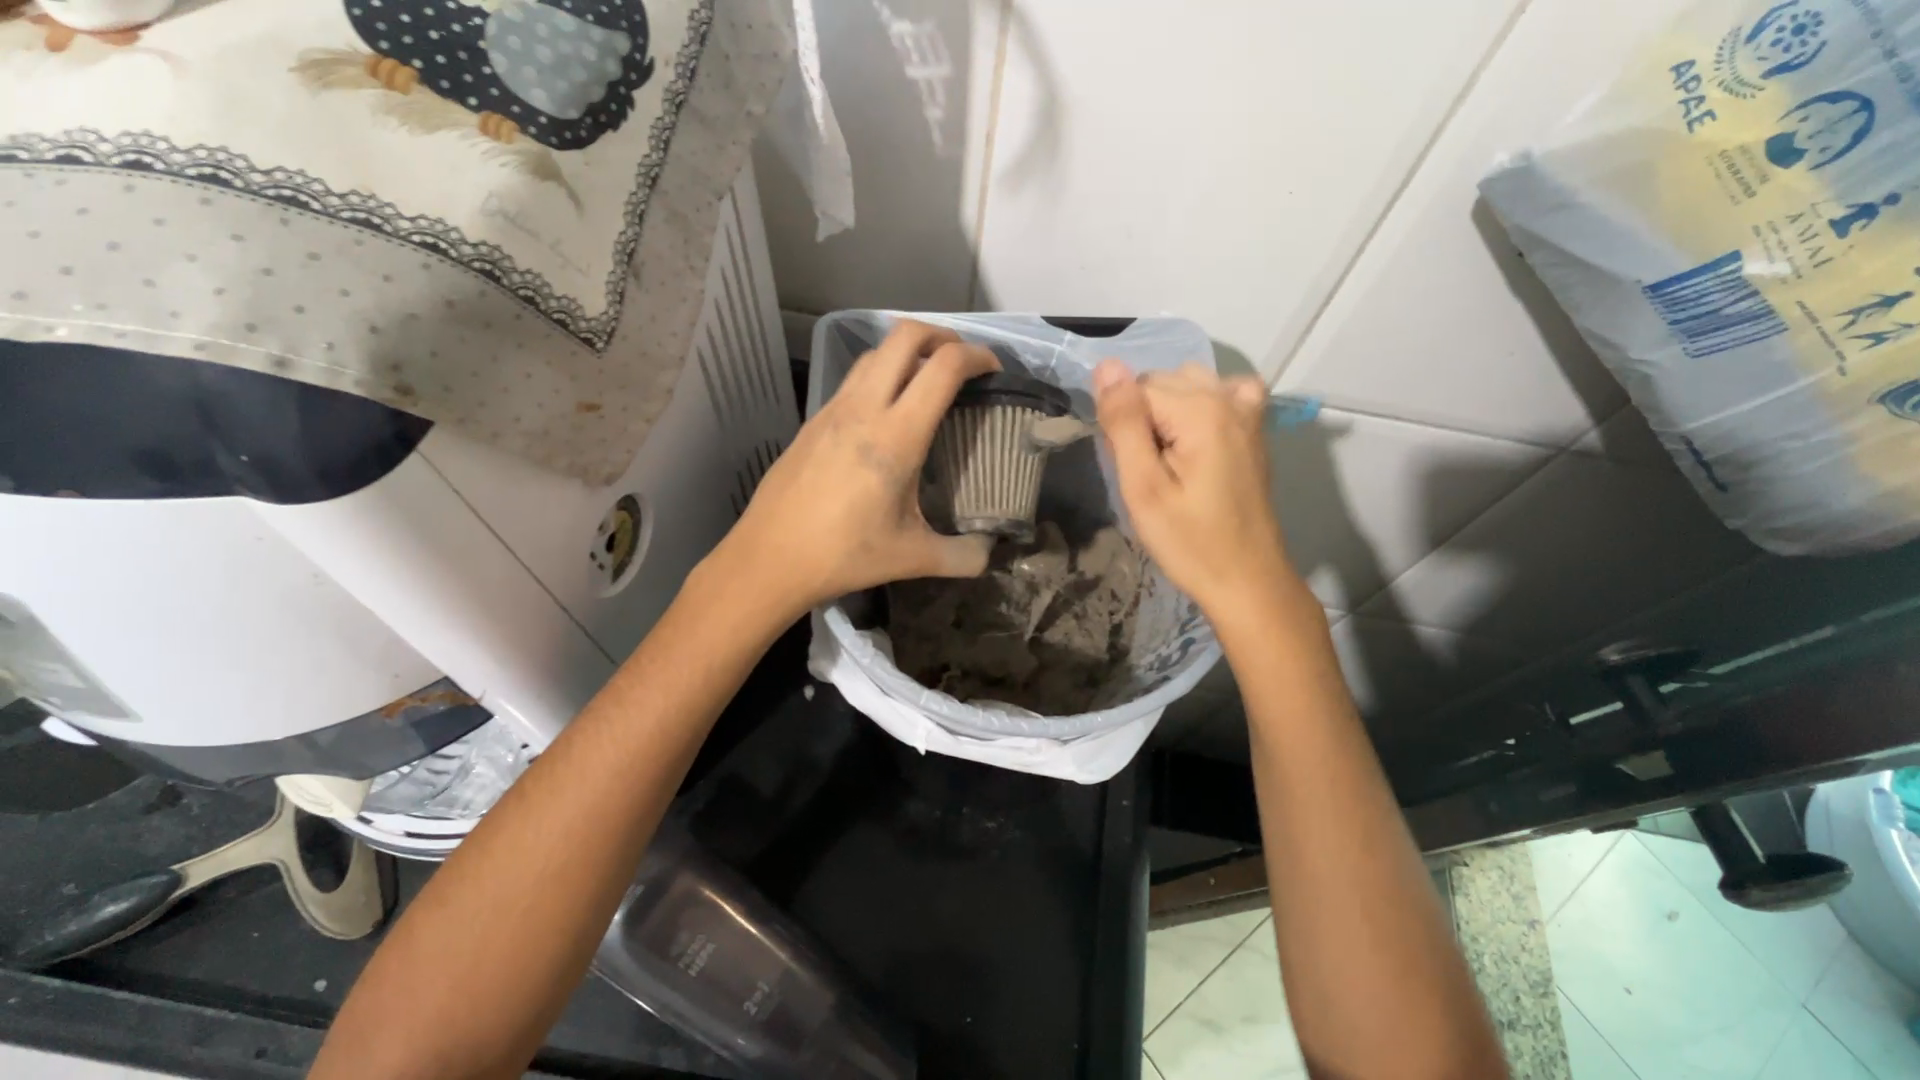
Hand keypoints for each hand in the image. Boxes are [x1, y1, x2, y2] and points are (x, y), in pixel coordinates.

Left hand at [709, 320, 999, 617]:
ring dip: (908, 352)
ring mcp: (833, 410)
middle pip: (905, 335)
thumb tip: (989, 552)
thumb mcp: (913, 559)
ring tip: (927, 381)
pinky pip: (853, 378)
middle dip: (942, 335)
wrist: (770, 558)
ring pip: (875, 353)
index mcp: (897, 435)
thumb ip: (963, 556)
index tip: (994, 371)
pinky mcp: (813, 421)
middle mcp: (864, 408)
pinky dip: (881, 375)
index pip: (943, 367)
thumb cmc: (844, 555)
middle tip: (962, 361)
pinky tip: (887, 412)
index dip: (977, 356)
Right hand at [1093, 359, 1298, 620]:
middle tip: (1148, 474)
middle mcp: (1227, 398)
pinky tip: (1196, 437)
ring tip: (1168, 460)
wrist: (1247, 580)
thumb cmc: (1190, 542)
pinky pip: (1222, 392)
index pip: (1133, 390)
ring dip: (1168, 411)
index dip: (1121, 428)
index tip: (1133, 471)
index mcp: (1199, 410)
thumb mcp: (1143, 488)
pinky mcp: (1254, 428)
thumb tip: (1107, 366)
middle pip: (1159, 382)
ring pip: (1186, 383)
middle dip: (1143, 417)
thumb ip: (1123, 423)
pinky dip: (1202, 405)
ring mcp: (1247, 411)